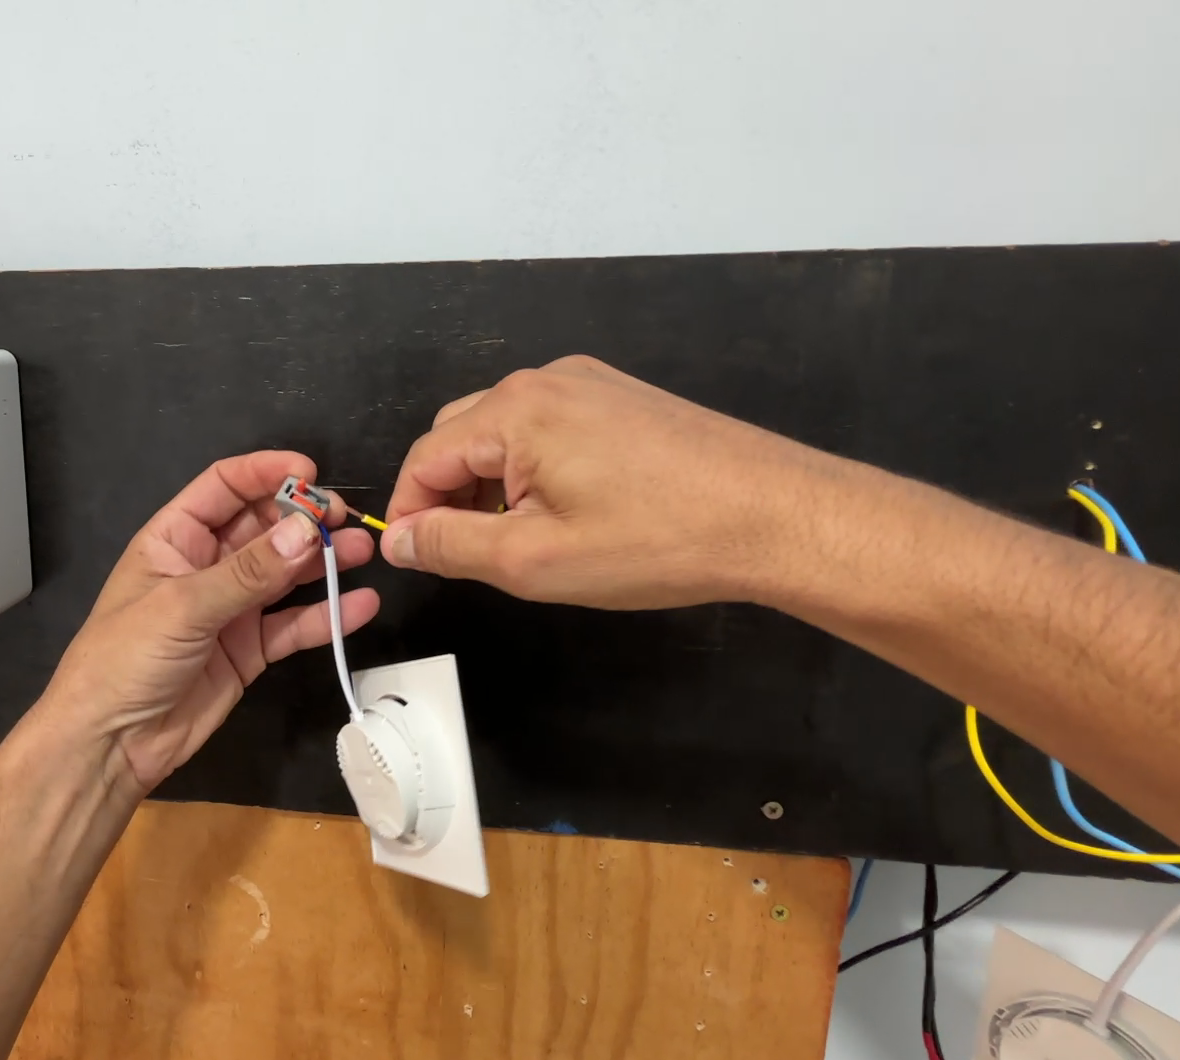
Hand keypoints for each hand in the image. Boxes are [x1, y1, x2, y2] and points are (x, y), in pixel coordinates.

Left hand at [37, 451, 378, 793]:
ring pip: (284, 573)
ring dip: (323, 560)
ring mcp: (230, 608)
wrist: (110, 743)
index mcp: (174, 538)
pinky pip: (293, 624)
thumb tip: (308, 531)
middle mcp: (206, 565)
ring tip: (364, 550)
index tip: (310, 473)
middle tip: (344, 518)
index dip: (265, 473)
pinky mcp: (250, 649)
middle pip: (263, 527)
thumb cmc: (126, 658)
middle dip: (303, 518)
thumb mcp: (183, 606)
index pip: (224, 488)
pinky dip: (326, 616)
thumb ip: (248, 572)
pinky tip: (361, 605)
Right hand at [383, 354, 845, 608]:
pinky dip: (526, 469)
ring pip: (500, 433)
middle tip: (460, 551)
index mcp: (515, 411)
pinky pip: (543, 429)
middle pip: (457, 437)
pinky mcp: (618, 398)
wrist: (780, 518)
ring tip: (508, 537)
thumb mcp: (532, 558)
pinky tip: (554, 509)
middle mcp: (545, 381)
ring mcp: (587, 384)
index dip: (408, 511)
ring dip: (485, 483)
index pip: (425, 457)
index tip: (412, 557)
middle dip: (444, 495)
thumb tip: (399, 540)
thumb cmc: (655, 541)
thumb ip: (449, 545)